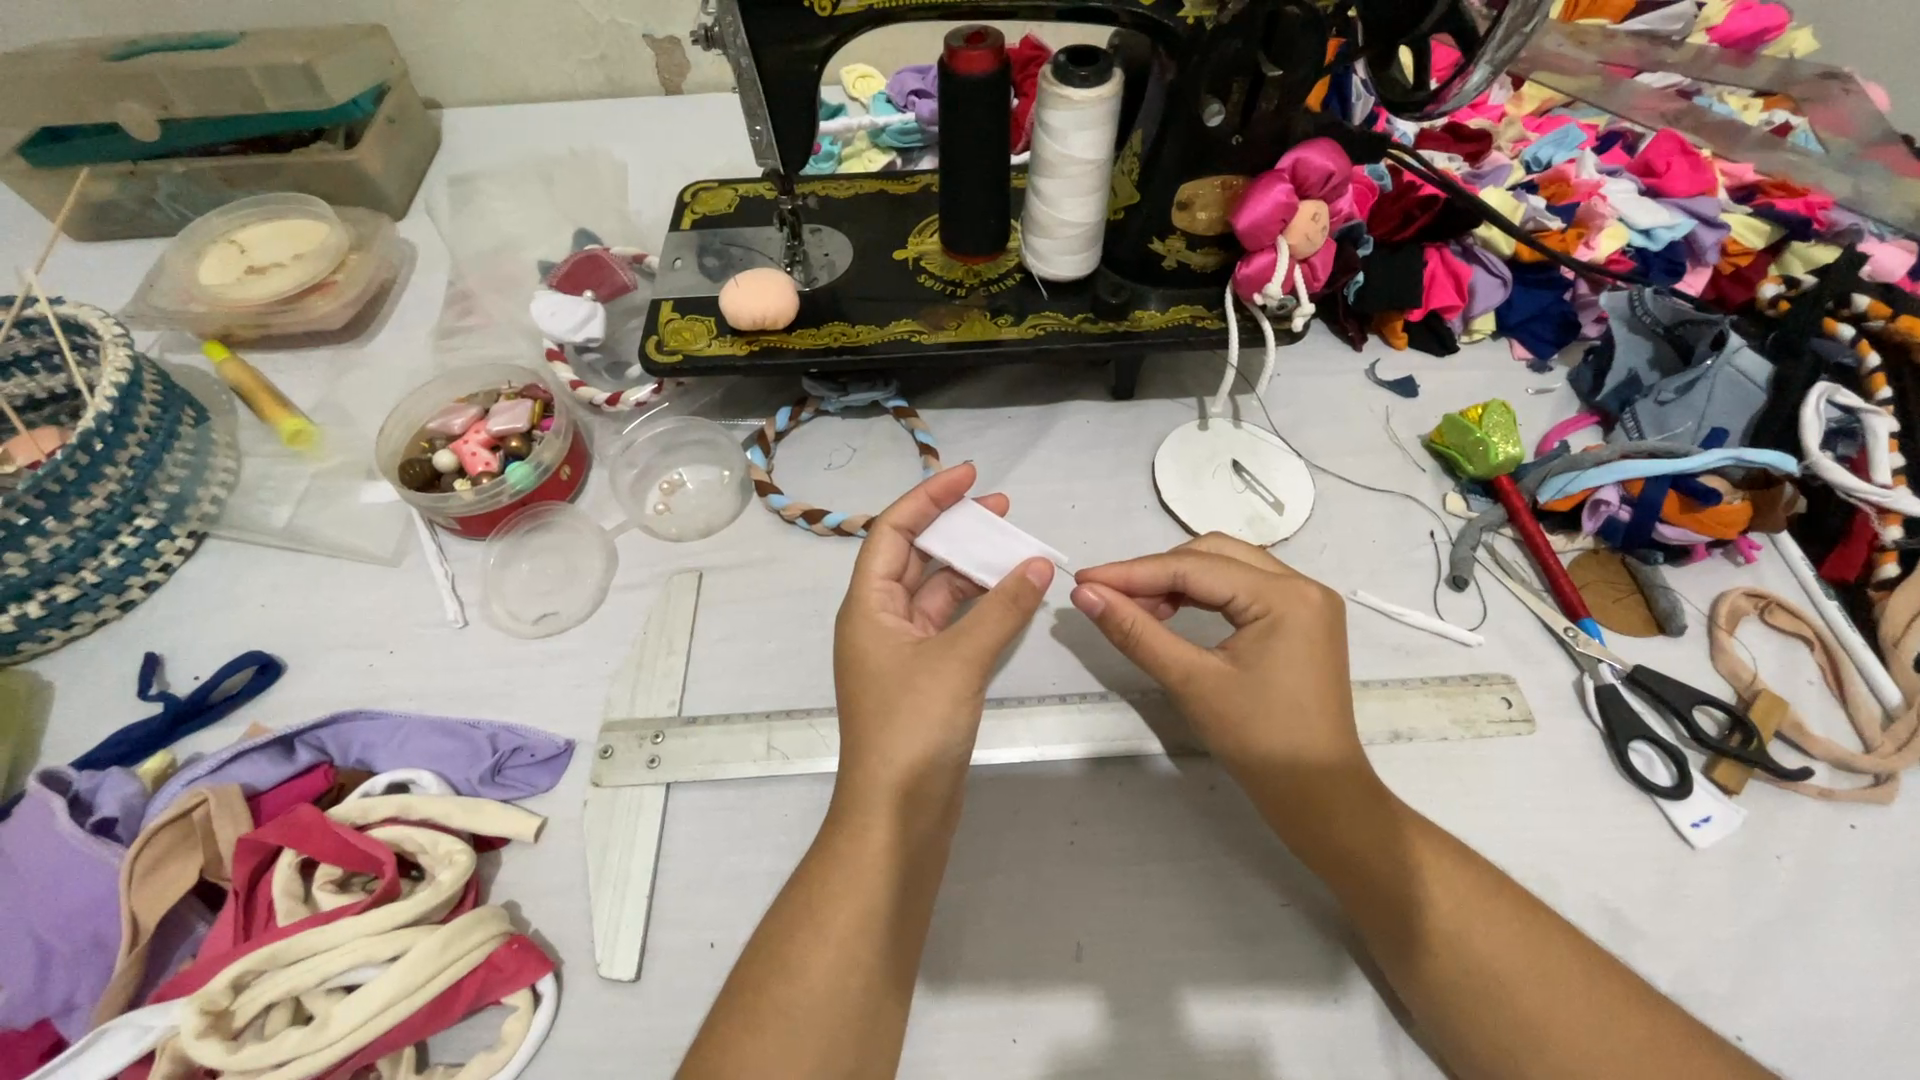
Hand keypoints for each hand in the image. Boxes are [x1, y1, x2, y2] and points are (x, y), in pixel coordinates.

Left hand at [833, 464, 1053, 816]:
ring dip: (973, 570)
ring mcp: (902, 652)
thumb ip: (1001, 610)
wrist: (898, 812)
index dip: (929, 498)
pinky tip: (1013, 596)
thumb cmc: (912, 728)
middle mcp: (879, 621)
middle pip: (916, 558)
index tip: (970, 476)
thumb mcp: (958, 661)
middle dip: (956, 529)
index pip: (893, 532)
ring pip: (938, 594)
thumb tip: (1038, 564)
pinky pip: (952, 626)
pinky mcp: (925, 678)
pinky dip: (980, 609)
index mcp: (867, 606)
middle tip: (1003, 509)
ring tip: (1017, 548)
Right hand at [1070, 534, 1372, 791]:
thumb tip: (1085, 595)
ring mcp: (1306, 601)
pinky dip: (1204, 594)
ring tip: (1138, 608)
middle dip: (1157, 571)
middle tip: (1110, 596)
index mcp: (1284, 596)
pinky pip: (1243, 587)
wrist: (1314, 790)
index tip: (1085, 580)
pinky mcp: (1301, 618)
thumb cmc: (1256, 739)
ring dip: (1179, 580)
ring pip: (1228, 567)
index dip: (1133, 572)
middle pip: (1213, 554)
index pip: (1193, 567)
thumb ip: (1135, 631)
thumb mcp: (1190, 681)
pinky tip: (1173, 612)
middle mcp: (1302, 585)